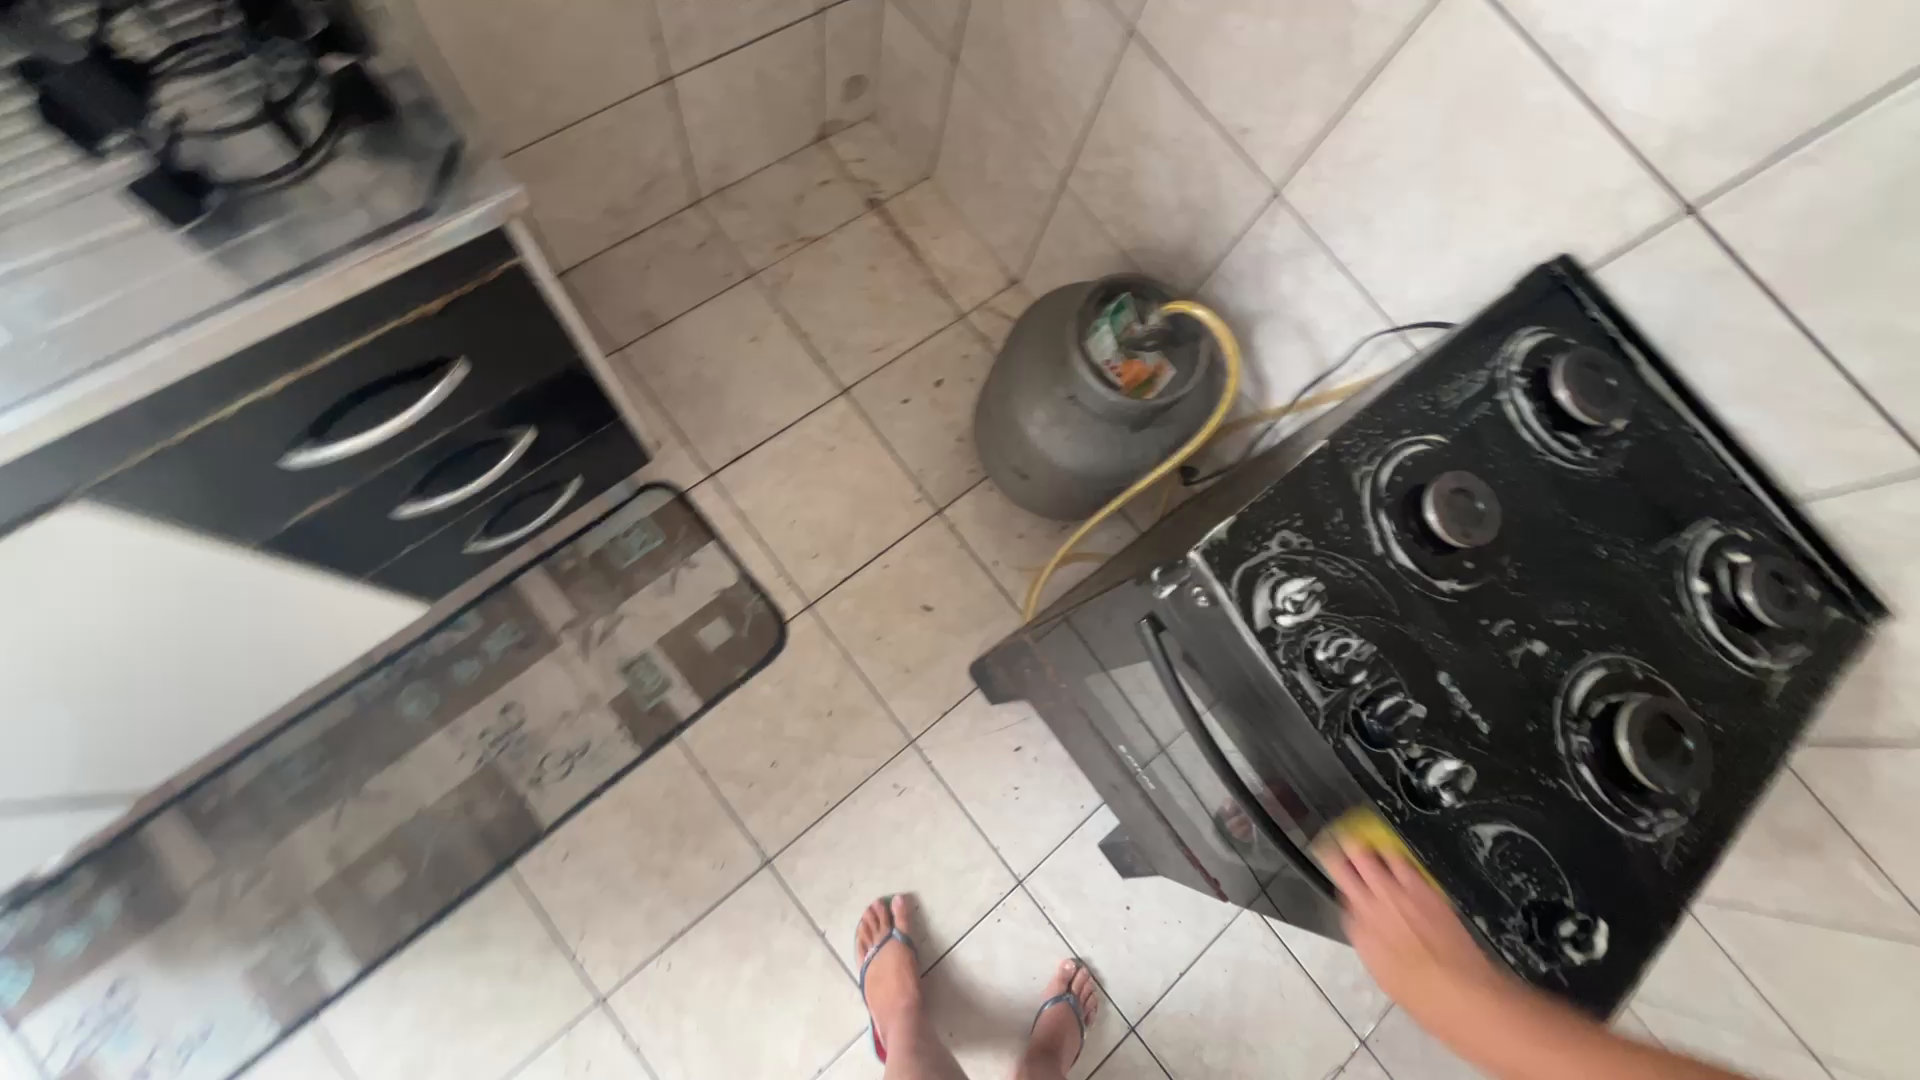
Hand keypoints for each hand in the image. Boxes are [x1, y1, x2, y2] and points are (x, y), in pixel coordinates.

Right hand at [1318, 837, 1509, 1020]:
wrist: (1465, 993)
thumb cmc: (1422, 994)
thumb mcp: (1381, 972)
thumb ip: (1366, 939)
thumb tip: (1360, 922)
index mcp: (1358, 927)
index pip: (1340, 889)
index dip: (1335, 875)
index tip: (1333, 865)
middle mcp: (1372, 904)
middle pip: (1350, 864)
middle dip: (1343, 847)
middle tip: (1340, 838)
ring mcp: (1399, 893)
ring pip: (1374, 855)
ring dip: (1367, 845)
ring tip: (1364, 838)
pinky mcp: (1425, 890)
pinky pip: (1404, 862)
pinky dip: (1394, 855)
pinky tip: (1394, 853)